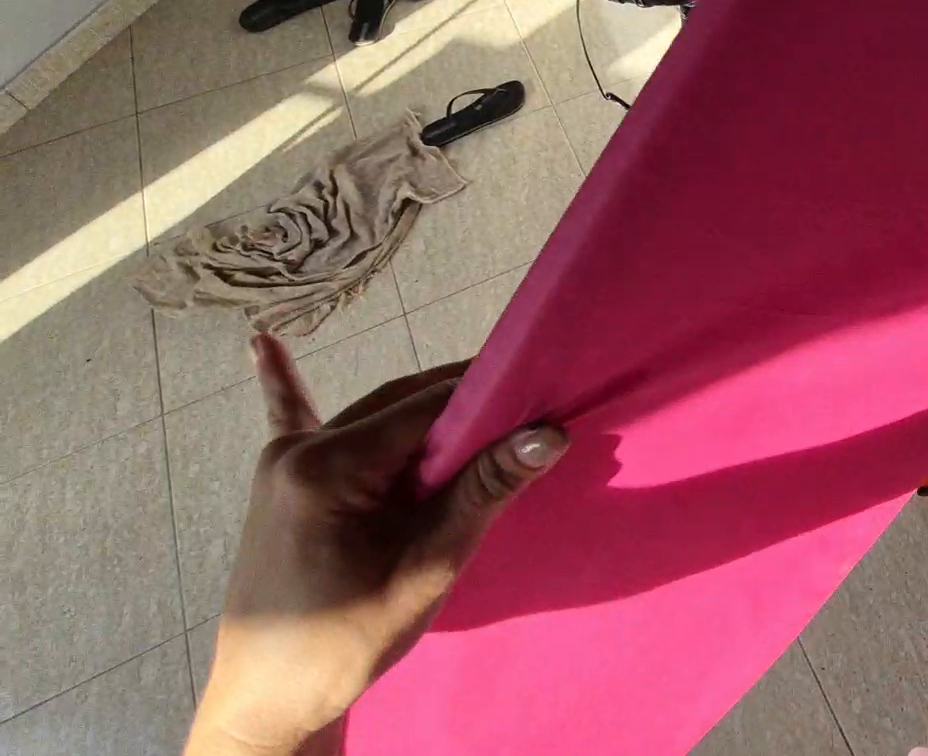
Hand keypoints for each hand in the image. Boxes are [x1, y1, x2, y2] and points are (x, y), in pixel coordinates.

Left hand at [185, 336, 567, 755]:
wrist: (267, 701)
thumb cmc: (350, 635)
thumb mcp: (430, 561)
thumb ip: (487, 487)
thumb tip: (551, 432)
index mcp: (328, 465)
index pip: (432, 406)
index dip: (494, 395)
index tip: (546, 389)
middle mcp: (300, 450)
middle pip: (408, 402)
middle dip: (471, 398)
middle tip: (530, 403)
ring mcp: (283, 463)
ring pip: (380, 411)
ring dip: (432, 407)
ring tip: (493, 405)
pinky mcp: (279, 482)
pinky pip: (294, 419)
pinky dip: (286, 382)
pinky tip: (262, 341)